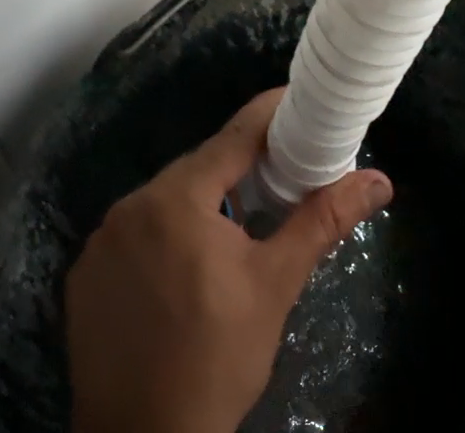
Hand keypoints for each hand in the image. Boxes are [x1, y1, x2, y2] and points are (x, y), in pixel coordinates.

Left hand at [65, 88, 394, 432]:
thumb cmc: (219, 357)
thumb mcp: (276, 284)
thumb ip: (322, 220)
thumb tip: (379, 179)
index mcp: (176, 199)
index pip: (233, 136)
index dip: (270, 117)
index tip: (300, 107)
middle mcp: (129, 207)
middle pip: (197, 168)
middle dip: (240, 168)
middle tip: (281, 178)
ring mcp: (100, 242)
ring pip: (164, 201)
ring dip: (202, 204)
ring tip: (239, 228)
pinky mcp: (85, 276)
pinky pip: (134, 235)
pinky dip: (164, 237)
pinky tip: (186, 269)